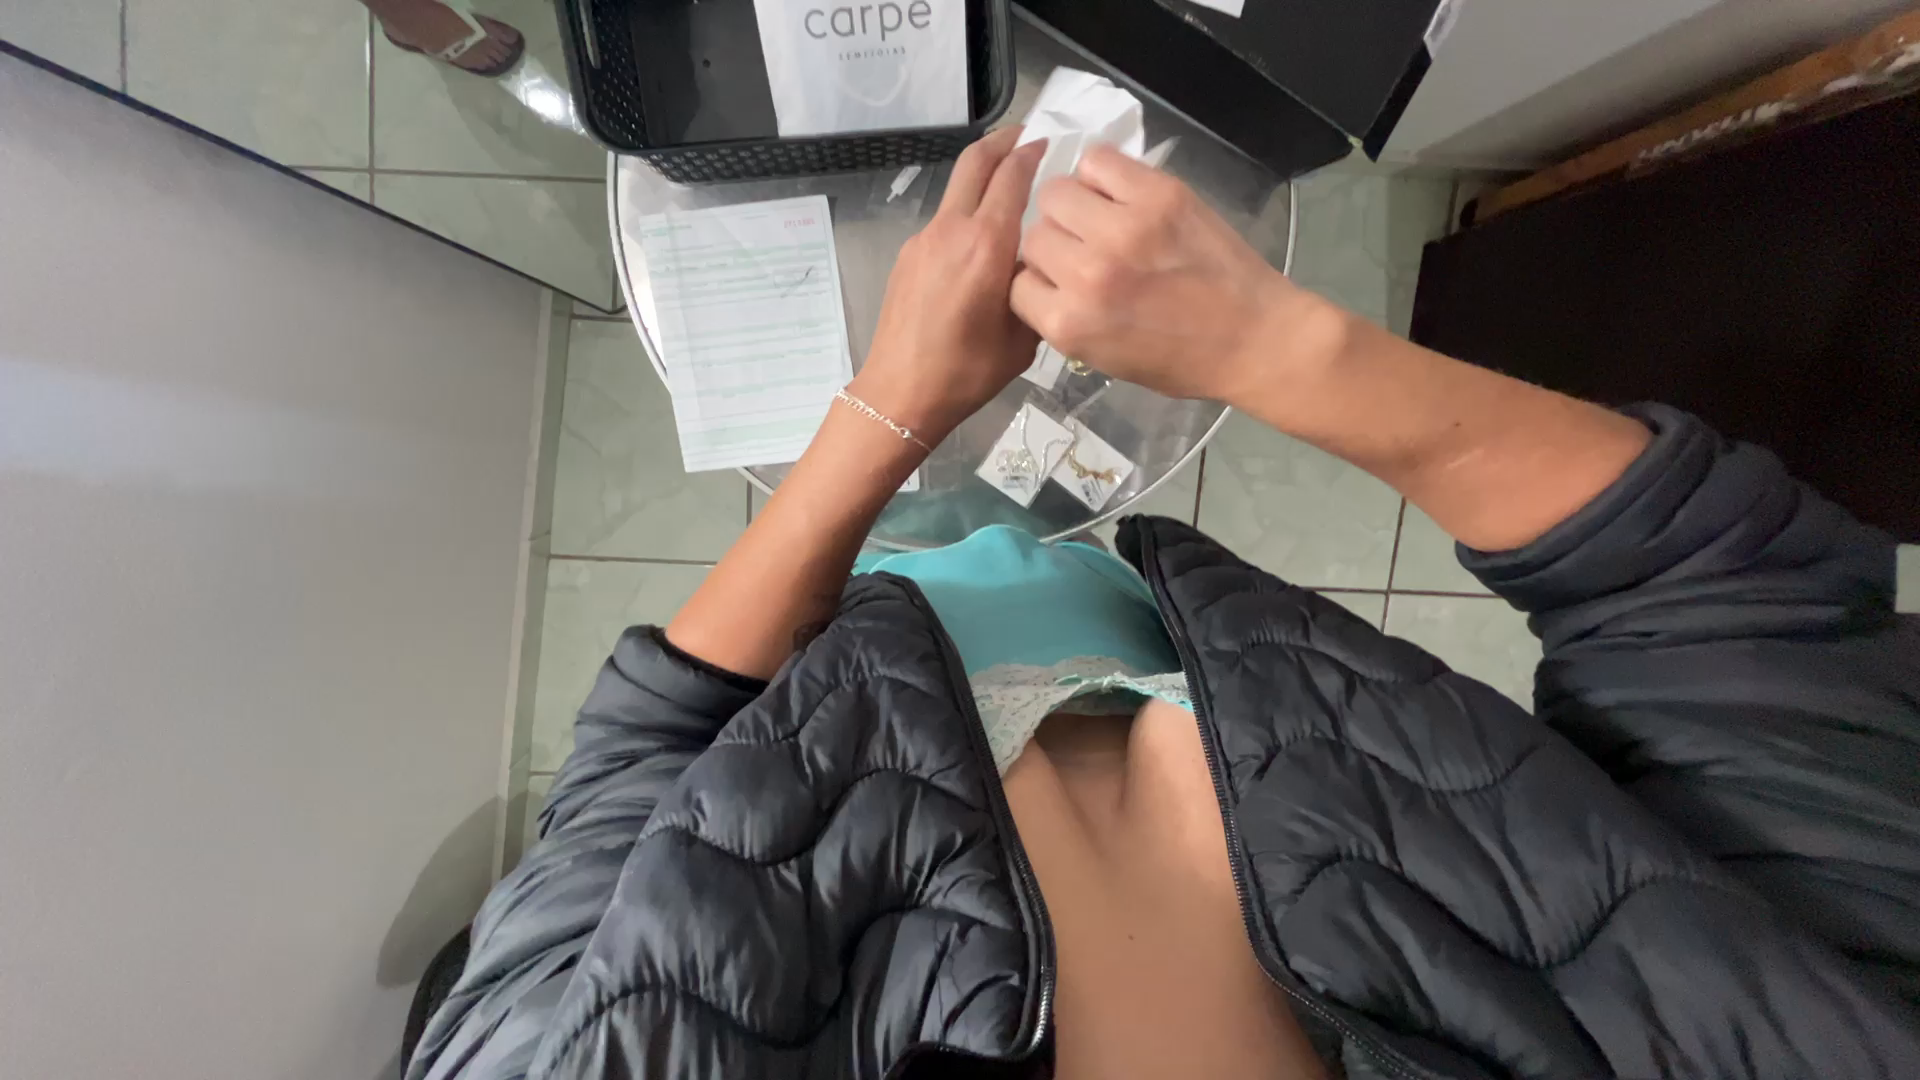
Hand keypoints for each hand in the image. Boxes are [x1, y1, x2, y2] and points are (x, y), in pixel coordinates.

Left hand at [851, 128, 1047, 443]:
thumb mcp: (1021, 339)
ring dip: (982, 178)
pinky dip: (965, 214)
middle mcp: (952, 230)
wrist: (901, 394)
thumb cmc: (966, 374)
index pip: (1013, 176)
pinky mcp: (907, 256)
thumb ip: (1033, 290)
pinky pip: (943, 221)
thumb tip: (1035, 264)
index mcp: (986, 246)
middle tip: (1026, 138)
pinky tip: (979, 244)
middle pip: (975, 161)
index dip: (1034, 152)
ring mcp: (923, 240)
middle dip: (1003, 142)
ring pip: (956, 190)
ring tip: (1007, 193)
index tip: (1051, 142)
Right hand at [1010, 146, 1337, 403]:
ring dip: (1069, 207)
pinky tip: (1116, 196)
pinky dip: (1098, 175)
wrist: (1252, 337)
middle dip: (1051, 245)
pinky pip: (1098, 161)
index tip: (1058, 284)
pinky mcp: (1157, 194)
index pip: (1016, 283)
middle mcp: (1087, 274)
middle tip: (1082, 252)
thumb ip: (1062, 319)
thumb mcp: (1102, 359)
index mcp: (1069, 325)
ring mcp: (1123, 229)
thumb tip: (1041, 277)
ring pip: (1055, 193)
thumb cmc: (1178, 361)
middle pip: (1033, 236)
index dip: (1036, 282)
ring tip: (1097, 220)